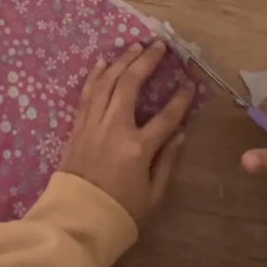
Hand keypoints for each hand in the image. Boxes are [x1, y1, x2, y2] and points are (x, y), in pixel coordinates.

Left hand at [59, 42, 194, 223]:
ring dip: (122, 60)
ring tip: (135, 46)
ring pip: (107, 82)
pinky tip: (103, 61)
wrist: (77, 220)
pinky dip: (95, 74)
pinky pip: (87, 93)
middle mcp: (114, 128)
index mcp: (138, 148)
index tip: (189, 84)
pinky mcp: (77, 127)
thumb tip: (180, 134)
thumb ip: (168, 162)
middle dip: (147, 61)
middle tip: (159, 45)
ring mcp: (93, 125)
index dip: (181, 98)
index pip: (166, 116)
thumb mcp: (153, 195)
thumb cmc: (120, 212)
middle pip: (131, 84)